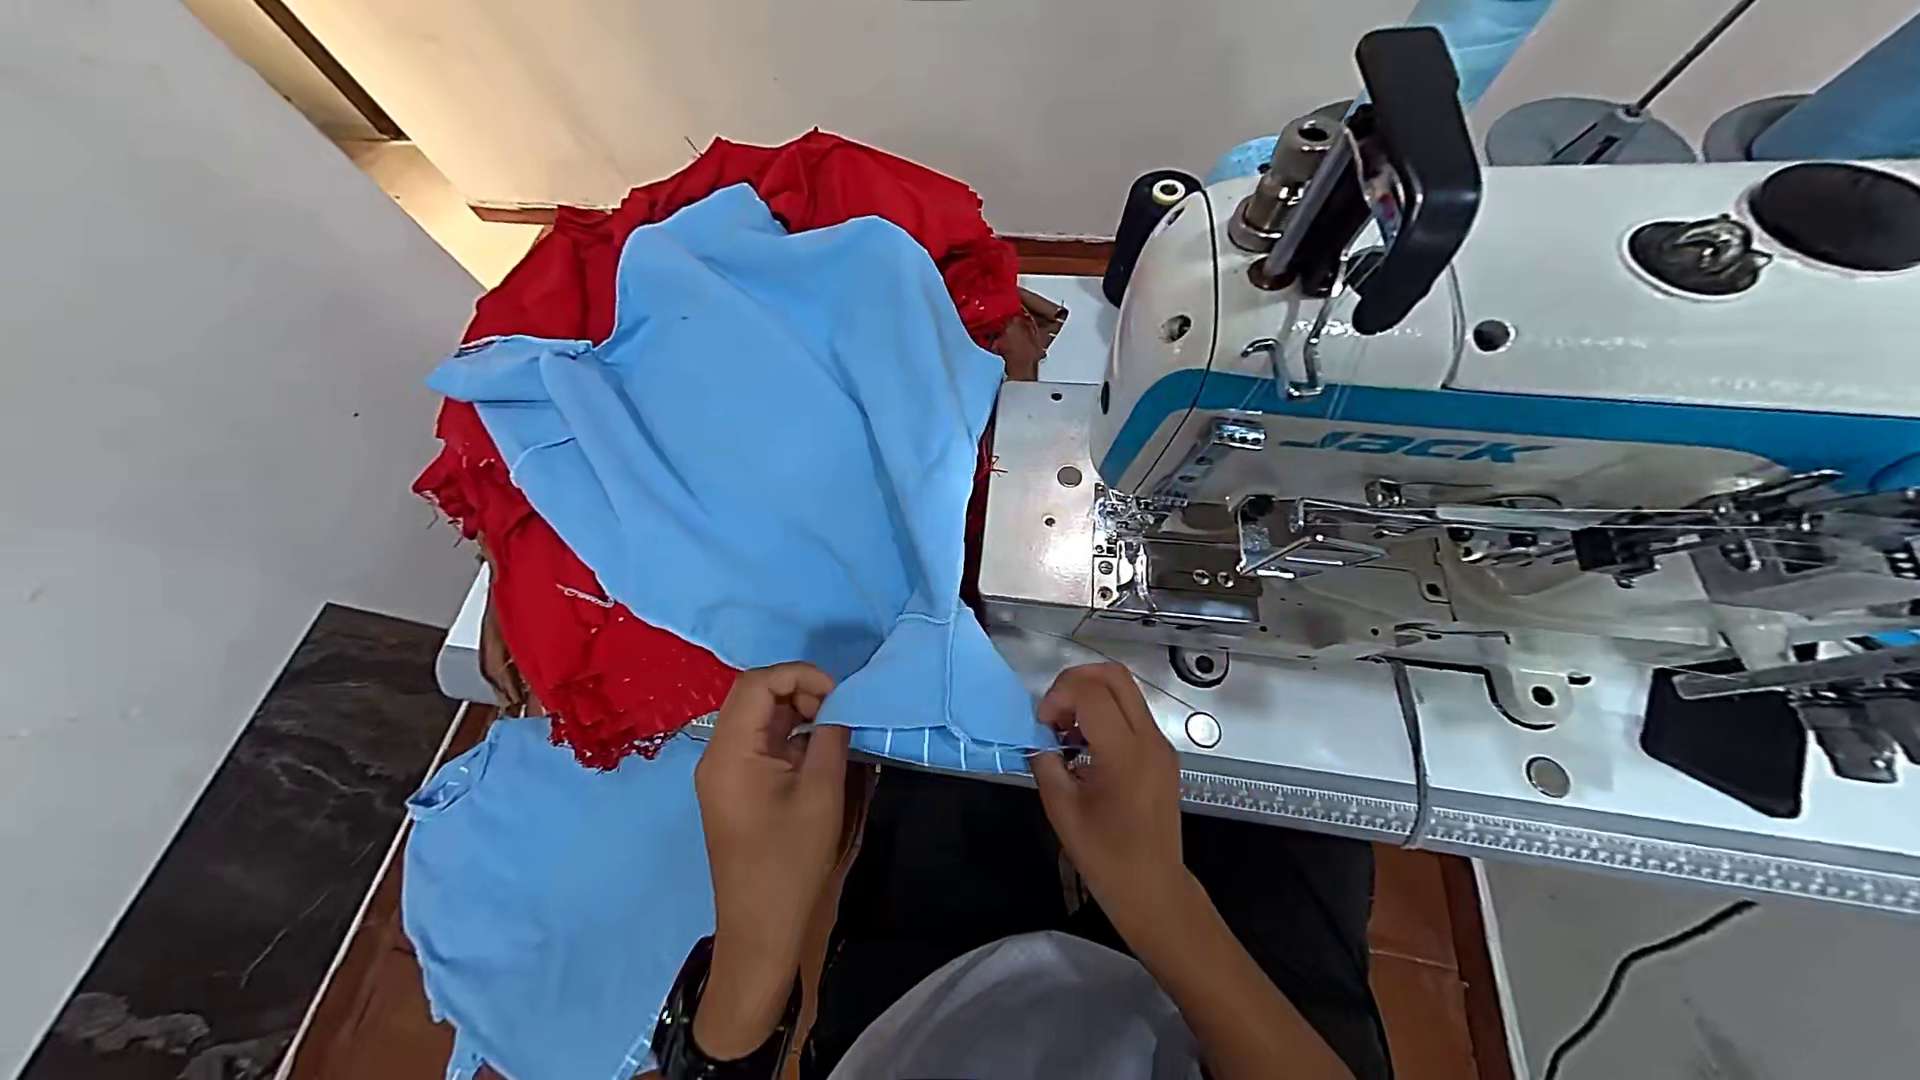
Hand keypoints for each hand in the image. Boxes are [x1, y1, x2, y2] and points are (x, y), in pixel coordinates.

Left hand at [692, 663, 848, 1057]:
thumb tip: (840, 706)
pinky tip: (819, 749)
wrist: (762, 932)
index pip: (757, 684)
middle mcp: (718, 755)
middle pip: (754, 696)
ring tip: (833, 728)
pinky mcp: (738, 788)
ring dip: (797, 712)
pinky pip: (762, 743)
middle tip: (837, 711)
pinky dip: (791, 735)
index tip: (837, 693)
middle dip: (799, 690)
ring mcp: (725, 773)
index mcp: (729, 753)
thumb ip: (831, 737)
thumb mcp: (821, 792)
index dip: (799, 674)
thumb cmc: (789, 863)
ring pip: (759, 718)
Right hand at [1031, 663, 1192, 936]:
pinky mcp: (1162, 752)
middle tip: (1054, 712)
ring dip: (1089, 696)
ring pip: (1125, 689)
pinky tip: (1085, 744)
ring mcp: (1160, 744)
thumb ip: (1045, 761)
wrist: (1153, 889)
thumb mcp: (1061, 808)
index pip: (1092, 691)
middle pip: (1114, 675)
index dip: (1059, 695)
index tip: (1043, 724)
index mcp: (1126, 754)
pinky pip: (1132, 711)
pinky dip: (1104, 712)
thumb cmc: (1106, 856)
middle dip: (1075, 681)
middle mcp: (1150, 740)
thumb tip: (1038, 736)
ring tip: (1067, 731)